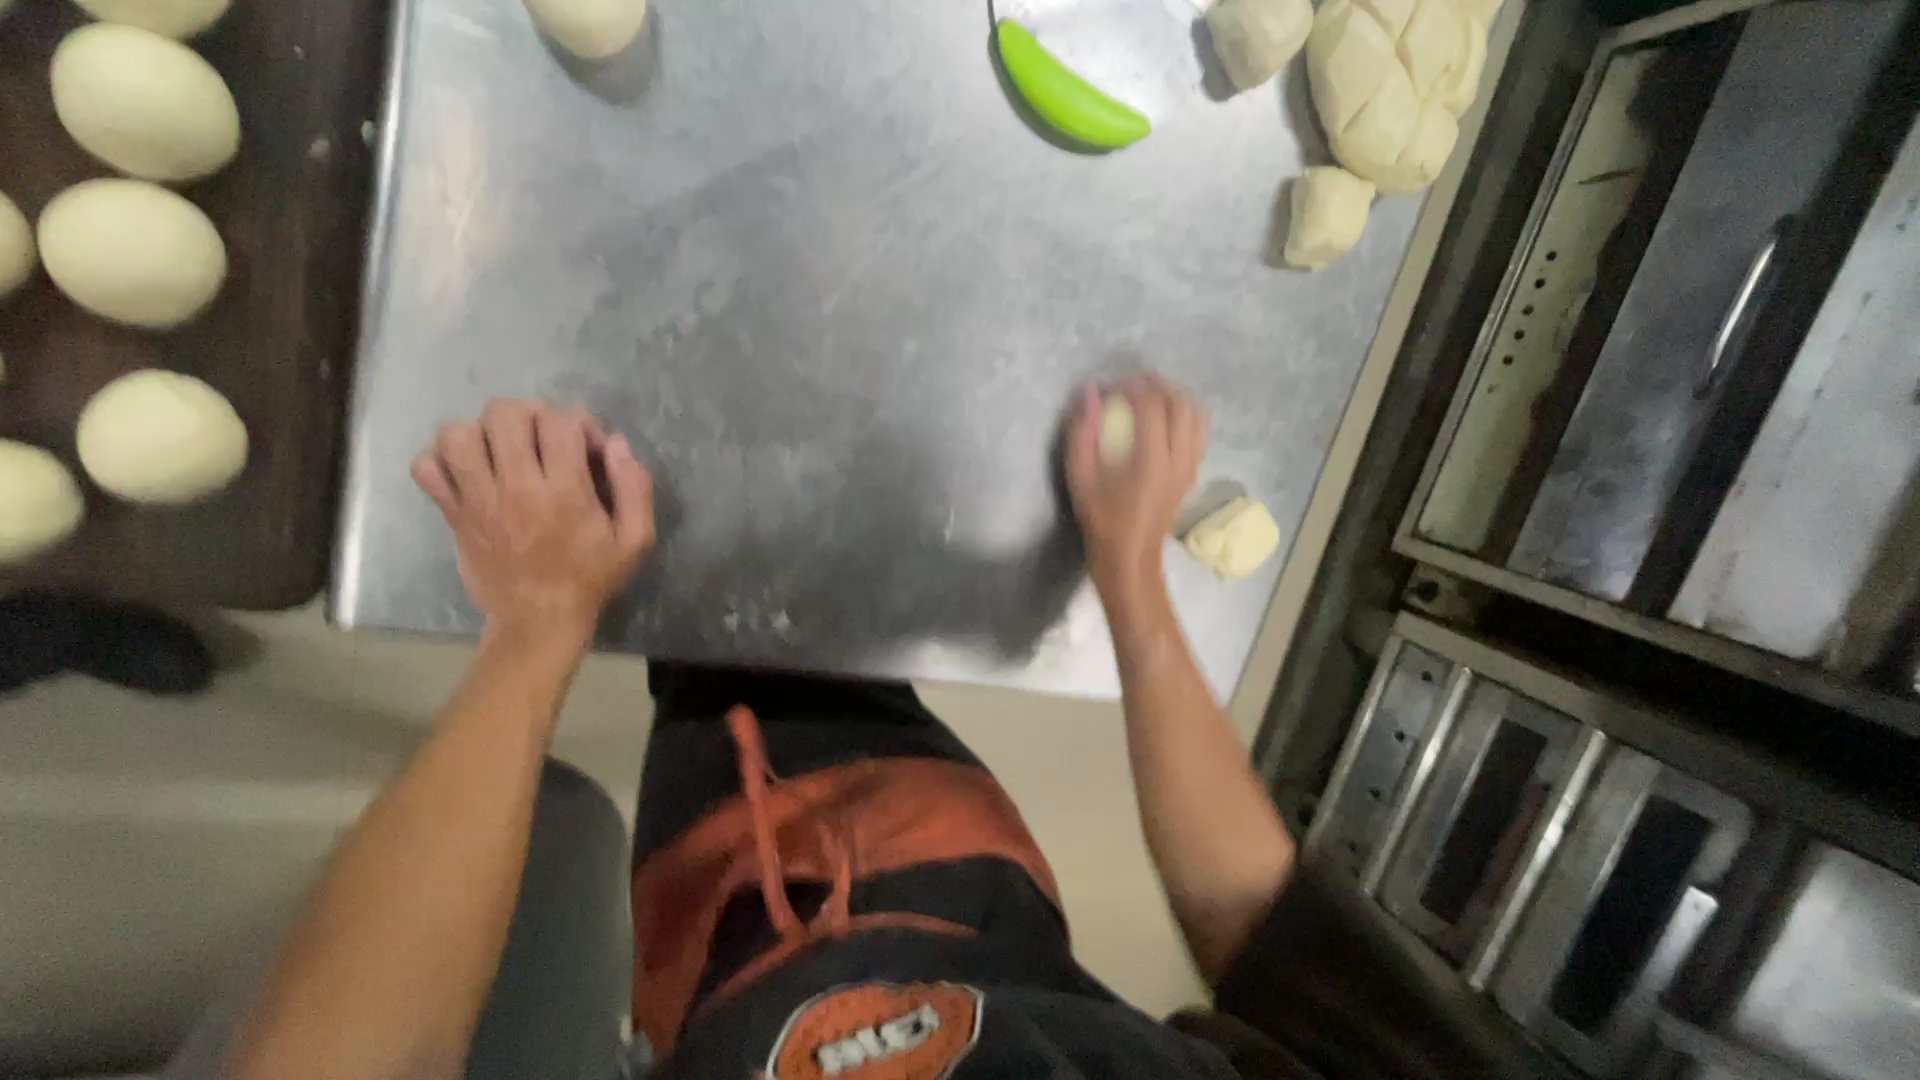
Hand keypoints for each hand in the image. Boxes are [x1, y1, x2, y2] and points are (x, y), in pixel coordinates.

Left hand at [412, 399, 654, 640]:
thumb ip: (635, 488)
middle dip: (531, 415)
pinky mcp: (453, 513)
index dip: (579, 422)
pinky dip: (442, 458)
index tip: (588, 449)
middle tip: (545, 439)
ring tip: (505, 450)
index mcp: (564, 492)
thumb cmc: (591, 579)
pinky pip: (427, 467)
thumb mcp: (636, 540)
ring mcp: (477, 500)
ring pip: (459, 433)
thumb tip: (617, 443)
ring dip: (484, 432)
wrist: (538, 621)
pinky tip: (470, 469)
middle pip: (504, 414)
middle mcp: (516, 487)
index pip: (559, 421)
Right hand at [1065, 374, 1207, 598]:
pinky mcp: (1192, 472)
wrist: (1130, 557)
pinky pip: (1199, 431)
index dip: (1132, 386)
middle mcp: (1178, 459)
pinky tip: (1163, 416)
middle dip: (1157, 384)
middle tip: (1131, 382)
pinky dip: (1184, 413)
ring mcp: (1190, 466)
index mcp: (1150, 461)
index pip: (1151, 406)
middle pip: (1180, 403)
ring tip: (1149, 394)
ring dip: (1174, 396)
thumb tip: (1090, 394)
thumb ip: (1082, 433)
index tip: (1111, 386)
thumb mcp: (1080, 478)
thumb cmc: (1101, 520)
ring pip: (1196, 414)